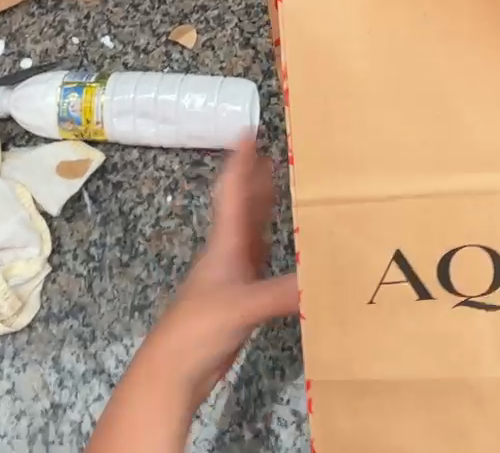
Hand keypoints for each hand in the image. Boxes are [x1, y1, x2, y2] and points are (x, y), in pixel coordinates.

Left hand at [140, 139, 299, 395]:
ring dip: (262, 205)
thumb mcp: (242, 307)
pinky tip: (285, 244)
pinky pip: (260, 258)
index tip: (247, 131)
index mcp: (225, 243)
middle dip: (255, 177)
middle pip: (242, 205)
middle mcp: (229, 251)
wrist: (176, 369)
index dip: (239, 162)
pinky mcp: (241, 296)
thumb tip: (324, 278)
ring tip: (279, 183)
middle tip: (272, 151)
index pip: (232, 192)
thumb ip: (282, 293)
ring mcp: (234, 273)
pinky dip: (273, 243)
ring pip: (251, 229)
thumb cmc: (198, 328)